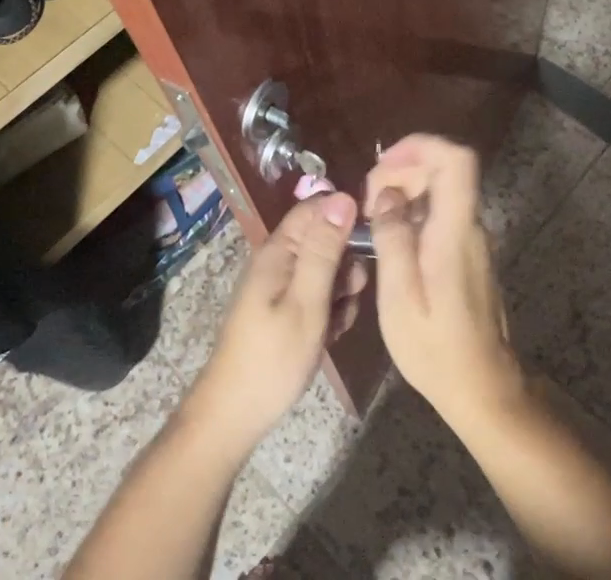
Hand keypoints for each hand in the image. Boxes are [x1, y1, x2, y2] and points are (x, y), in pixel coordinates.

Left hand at [185, 192, 369, 447]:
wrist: (237, 413)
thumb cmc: (273, 357)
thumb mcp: (307, 301)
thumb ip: (325, 250)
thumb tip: (343, 197)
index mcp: (279, 250)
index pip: (317, 208)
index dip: (347, 217)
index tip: (373, 241)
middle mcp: (279, 261)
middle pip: (326, 239)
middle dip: (347, 263)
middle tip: (349, 296)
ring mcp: (282, 287)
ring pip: (328, 271)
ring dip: (343, 292)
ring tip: (337, 322)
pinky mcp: (287, 311)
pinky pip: (320, 296)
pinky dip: (332, 312)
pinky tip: (331, 335)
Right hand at [366, 135, 524, 426]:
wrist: (483, 387)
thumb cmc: (436, 348)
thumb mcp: (399, 298)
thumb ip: (393, 239)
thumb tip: (388, 196)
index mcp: (455, 233)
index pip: (456, 160)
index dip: (420, 146)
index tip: (382, 165)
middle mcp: (471, 228)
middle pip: (445, 170)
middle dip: (401, 172)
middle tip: (367, 206)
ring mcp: (473, 242)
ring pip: (441, 192)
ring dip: (404, 194)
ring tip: (372, 225)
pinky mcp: (468, 256)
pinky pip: (441, 216)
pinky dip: (413, 214)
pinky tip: (390, 243)